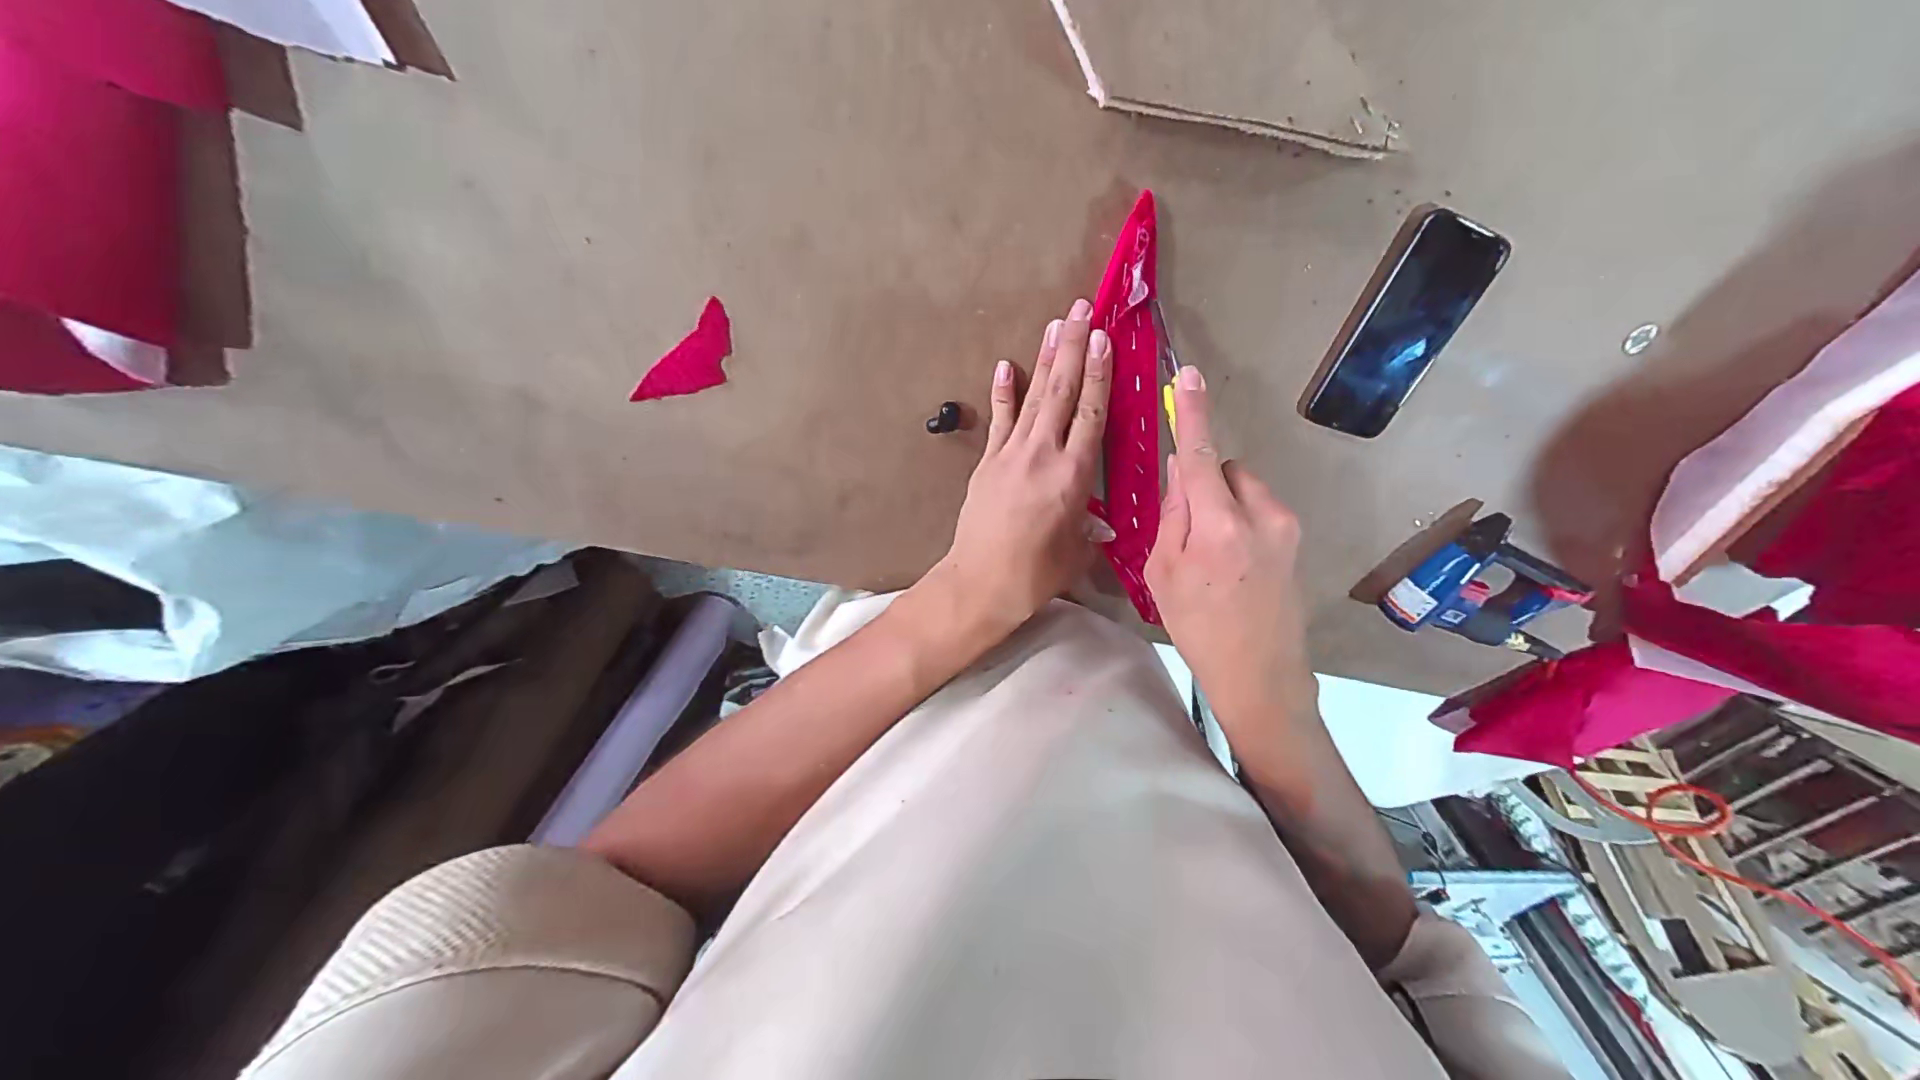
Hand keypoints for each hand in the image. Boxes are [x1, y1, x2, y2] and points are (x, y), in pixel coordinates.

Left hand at [925, 298, 1111, 635]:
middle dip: (1073, 347)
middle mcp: (1043, 455)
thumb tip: (1102, 525)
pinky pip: (998, 420)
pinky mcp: (987, 462)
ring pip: (1033, 397)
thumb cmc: (1036, 574)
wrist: (981, 583)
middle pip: (1062, 391)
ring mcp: (1011, 455)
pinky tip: (1005, 366)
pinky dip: (1003, 392)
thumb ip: (1091, 531)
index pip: (1091, 413)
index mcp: (1073, 476)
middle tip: (1081, 310)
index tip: (1102, 338)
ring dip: (1045, 358)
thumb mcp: (1076, 553)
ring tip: (1055, 324)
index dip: (1098, 373)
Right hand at [1146, 366, 1315, 751]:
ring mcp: (1286, 526)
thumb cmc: (1199, 628)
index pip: (1201, 456)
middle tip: (1185, 531)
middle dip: (1203, 484)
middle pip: (1225, 470)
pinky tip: (1233, 563)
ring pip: (1242, 489)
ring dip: (1222, 504)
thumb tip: (1182, 474)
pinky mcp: (1297, 538)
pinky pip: (1258, 508)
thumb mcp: (1164, 573)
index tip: (1189, 375)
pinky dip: (1238, 520)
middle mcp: (1262, 515)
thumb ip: (1173, 516)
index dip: (1193, 413)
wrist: (1260, 675)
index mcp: (1219, 526)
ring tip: (1211, 555)